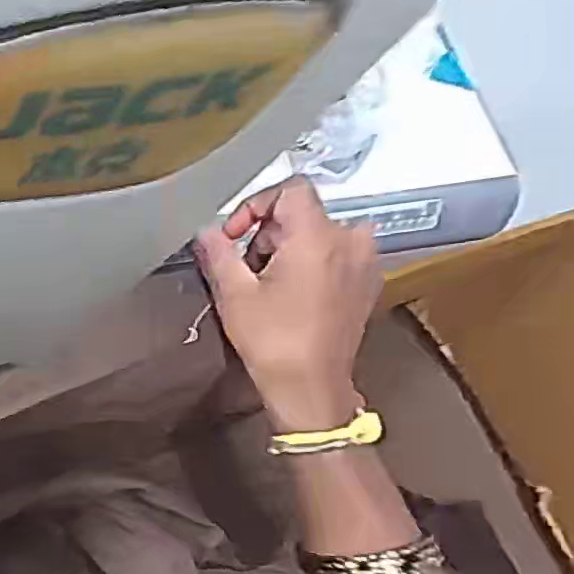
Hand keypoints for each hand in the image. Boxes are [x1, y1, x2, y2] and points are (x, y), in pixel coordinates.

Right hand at [193, 176, 381, 429]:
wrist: (309, 384)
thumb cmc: (272, 341)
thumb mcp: (234, 294)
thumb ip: (218, 254)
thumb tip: (206, 231)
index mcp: (318, 236)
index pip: (289, 190)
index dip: (254, 206)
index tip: (233, 237)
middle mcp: (350, 240)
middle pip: (301, 215)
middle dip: (266, 236)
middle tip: (243, 272)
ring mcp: (364, 261)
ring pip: (318, 235)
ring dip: (287, 251)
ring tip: (265, 287)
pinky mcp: (367, 282)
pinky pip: (335, 256)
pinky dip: (310, 266)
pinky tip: (290, 297)